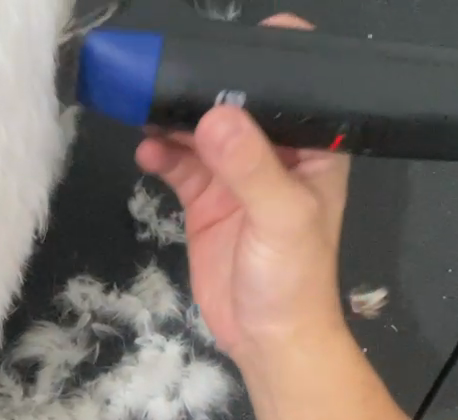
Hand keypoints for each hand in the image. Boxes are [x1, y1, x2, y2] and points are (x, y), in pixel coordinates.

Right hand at [134, 16, 351, 373]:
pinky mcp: (205, 204)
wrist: (266, 339)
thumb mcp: (281, 218)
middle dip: (206, 88)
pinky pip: (180, 167)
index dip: (266, 59)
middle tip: (169, 75)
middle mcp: (273, 155)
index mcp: (311, 148)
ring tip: (147, 109)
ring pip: (203, 133)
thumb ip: (250, 167)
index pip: (294, 86)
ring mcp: (235, 179)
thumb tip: (213, 118)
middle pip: (238, 105)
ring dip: (176, 120)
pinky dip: (162, 155)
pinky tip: (146, 149)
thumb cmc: (292, 278)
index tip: (227, 44)